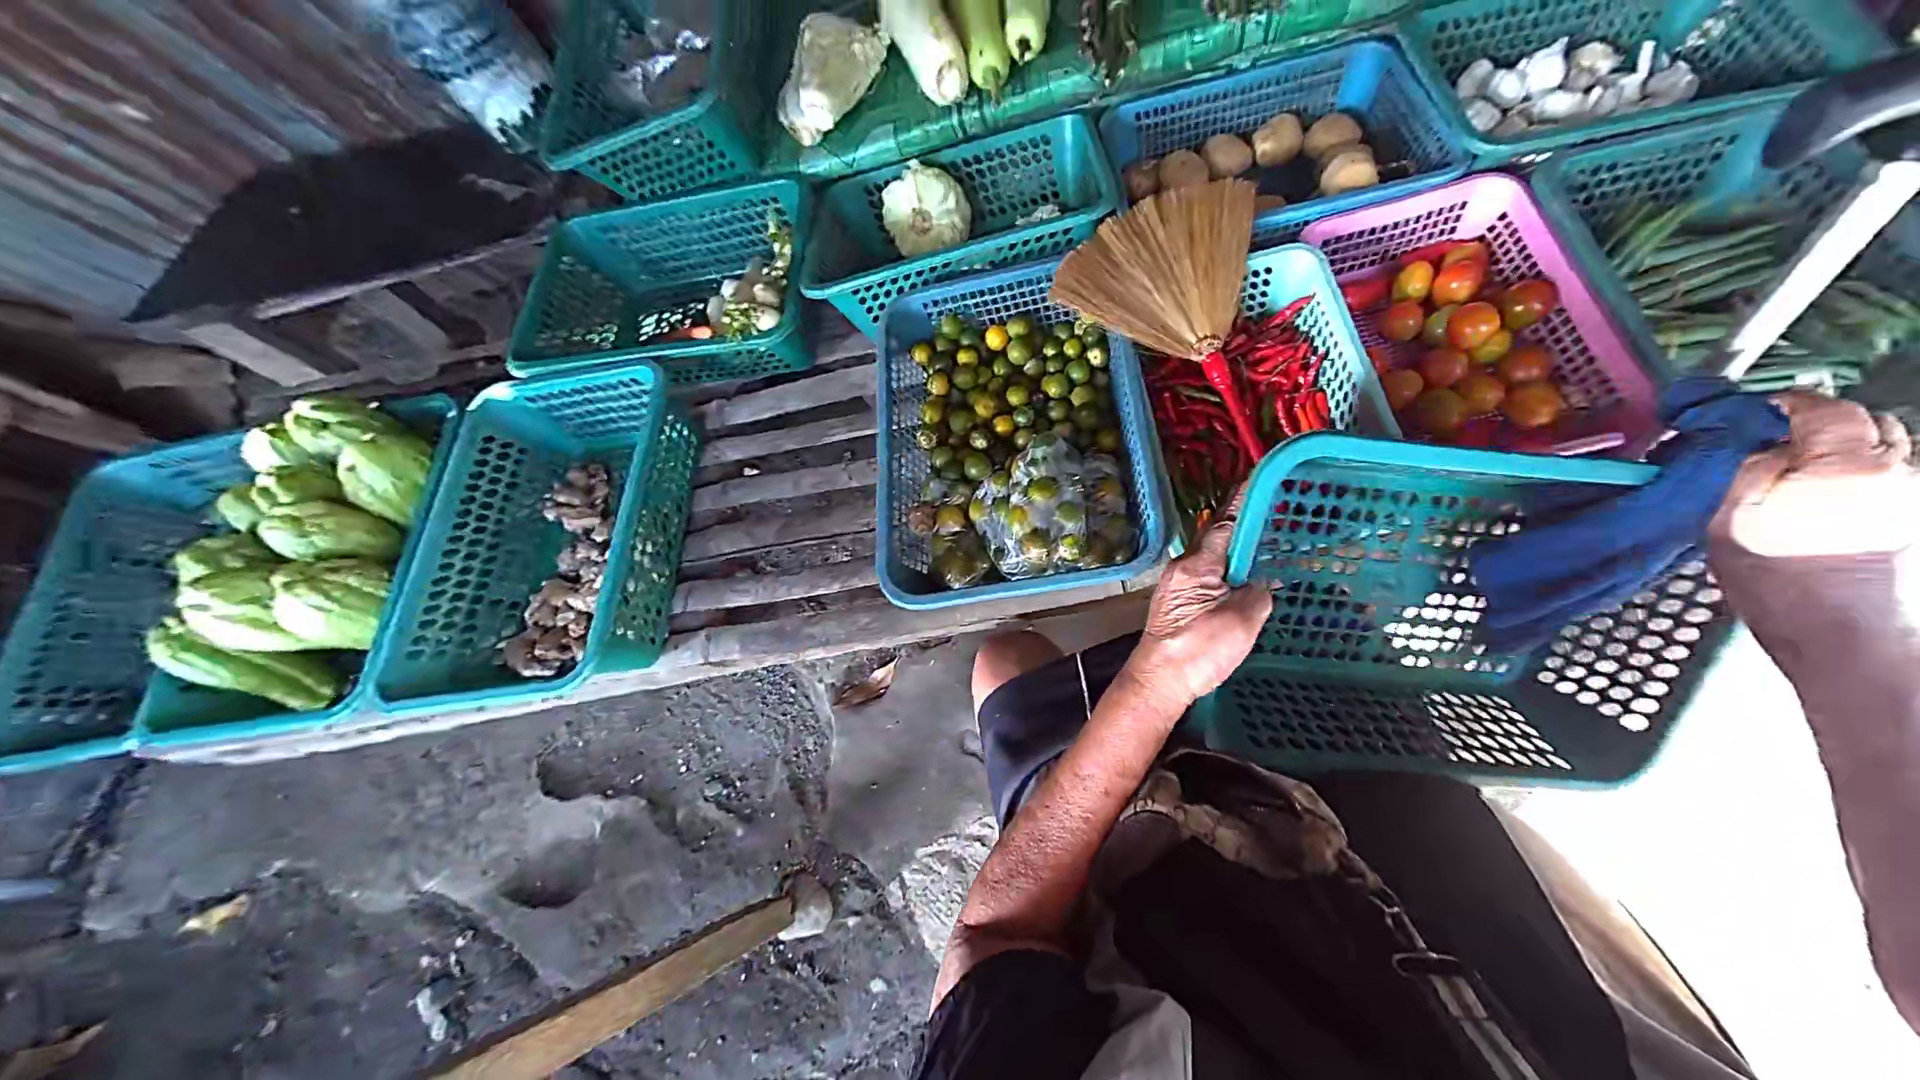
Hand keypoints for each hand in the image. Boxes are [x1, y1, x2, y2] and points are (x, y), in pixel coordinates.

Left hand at [1124, 503, 1272, 707]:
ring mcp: (1179, 587)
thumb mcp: (1241, 619)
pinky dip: (1232, 574)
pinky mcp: (1181, 604)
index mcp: (1195, 565)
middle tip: (1280, 517)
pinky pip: (1211, 578)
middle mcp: (1183, 569)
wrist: (1159, 682)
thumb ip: (1259, 592)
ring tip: (1272, 546)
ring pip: (1216, 560)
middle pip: (1220, 539)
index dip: (1246, 504)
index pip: (1225, 524)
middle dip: (1248, 528)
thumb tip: (1262, 581)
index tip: (1264, 483)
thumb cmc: (1197, 650)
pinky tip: (1250, 580)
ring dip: (1241, 553)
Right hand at [1710, 392, 1917, 558]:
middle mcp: (1901, 470)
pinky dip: (1874, 473)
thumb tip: (1774, 449)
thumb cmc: (1775, 576)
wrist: (1846, 634)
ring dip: (1859, 449)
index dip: (1798, 402)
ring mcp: (1918, 496)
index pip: (1830, 411)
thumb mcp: (1734, 520)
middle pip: (1875, 425)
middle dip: (1833, 424)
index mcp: (1848, 464)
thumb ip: (1754, 473)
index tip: (1771, 405)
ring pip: (1896, 450)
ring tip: (1819, 465)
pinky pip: (1901, 478)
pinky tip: (1844, 493)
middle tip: (1789, 437)